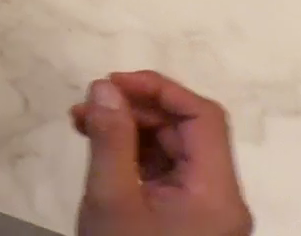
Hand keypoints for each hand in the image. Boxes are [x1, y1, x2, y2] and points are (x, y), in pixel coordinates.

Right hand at [71, 71, 252, 235]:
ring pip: (172, 145)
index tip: (109, 83)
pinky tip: (98, 147)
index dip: (158, 88)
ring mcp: (204, 208)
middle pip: (186, 129)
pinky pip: (163, 166)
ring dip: (127, 125)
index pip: (203, 117)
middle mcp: (220, 196)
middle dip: (134, 107)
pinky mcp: (186, 216)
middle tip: (85, 107)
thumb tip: (105, 86)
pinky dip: (130, 148)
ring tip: (81, 124)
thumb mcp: (110, 196)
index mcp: (215, 192)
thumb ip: (110, 137)